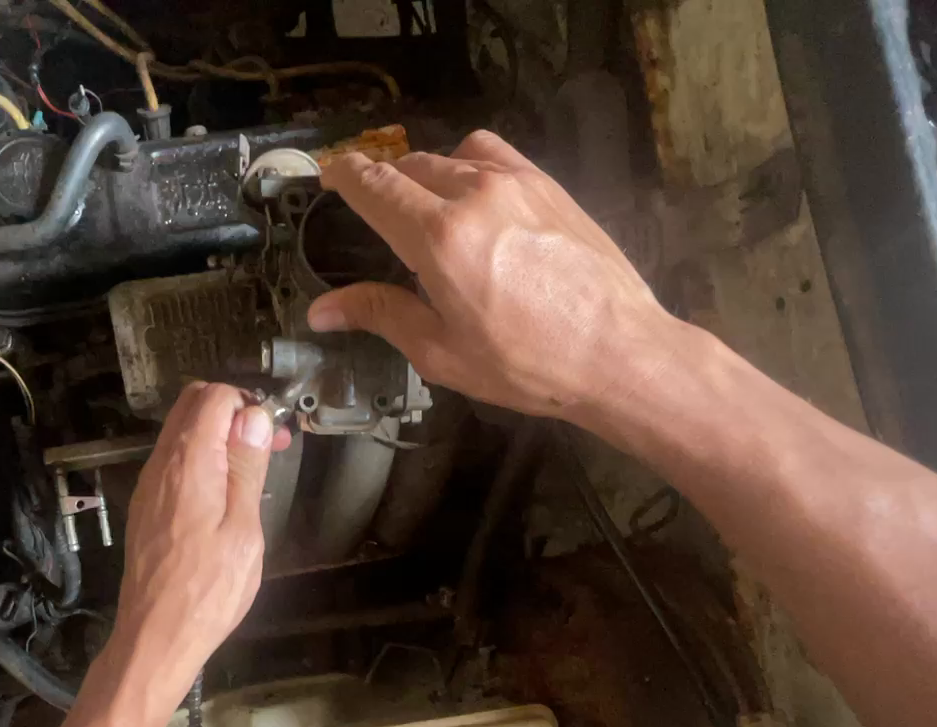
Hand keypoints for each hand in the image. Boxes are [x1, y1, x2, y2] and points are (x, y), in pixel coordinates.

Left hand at [109, 383, 288, 704]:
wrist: (156, 636)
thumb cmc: (209, 590)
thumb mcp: (243, 529)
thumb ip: (247, 468)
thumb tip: (255, 415)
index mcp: (187, 462)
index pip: (213, 397)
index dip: (248, 404)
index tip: (274, 435)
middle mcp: (160, 465)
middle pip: (191, 405)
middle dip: (233, 412)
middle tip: (268, 447)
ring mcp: (148, 486)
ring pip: (180, 433)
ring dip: (218, 437)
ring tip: (252, 475)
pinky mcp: (146, 507)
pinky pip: (174, 463)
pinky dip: (201, 461)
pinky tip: (224, 496)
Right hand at [308, 130, 693, 423]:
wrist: (616, 352)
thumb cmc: (522, 364)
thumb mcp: (439, 351)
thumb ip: (379, 315)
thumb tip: (320, 310)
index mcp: (440, 238)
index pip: (376, 186)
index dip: (344, 176)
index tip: (327, 177)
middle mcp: (475, 193)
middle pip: (410, 166)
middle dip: (382, 183)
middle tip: (373, 217)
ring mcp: (517, 181)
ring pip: (450, 155)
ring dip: (423, 174)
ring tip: (421, 209)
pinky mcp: (548, 184)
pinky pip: (492, 153)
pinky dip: (465, 164)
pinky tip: (469, 197)